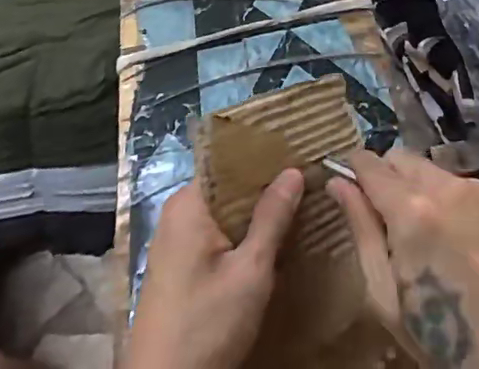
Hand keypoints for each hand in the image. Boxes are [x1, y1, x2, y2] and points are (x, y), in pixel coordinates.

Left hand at [125, 171, 303, 368]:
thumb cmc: (206, 324)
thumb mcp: (250, 272)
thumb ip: (272, 219)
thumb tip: (293, 171)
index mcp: (188, 202)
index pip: (228, 161)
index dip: (264, 158)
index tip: (297, 155)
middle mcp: (177, 213)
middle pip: (227, 187)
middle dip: (263, 188)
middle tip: (304, 184)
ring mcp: (174, 240)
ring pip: (223, 213)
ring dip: (254, 215)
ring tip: (294, 208)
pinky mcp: (178, 266)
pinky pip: (215, 235)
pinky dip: (240, 236)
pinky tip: (268, 243)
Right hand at [328, 150, 478, 368]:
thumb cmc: (437, 330)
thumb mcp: (383, 290)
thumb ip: (360, 227)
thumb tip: (337, 182)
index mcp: (411, 210)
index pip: (369, 163)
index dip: (353, 168)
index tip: (347, 181)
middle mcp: (445, 186)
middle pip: (400, 158)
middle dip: (387, 177)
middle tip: (386, 215)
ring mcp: (477, 189)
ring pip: (429, 169)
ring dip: (418, 187)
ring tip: (424, 231)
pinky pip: (458, 184)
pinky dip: (447, 199)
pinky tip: (454, 236)